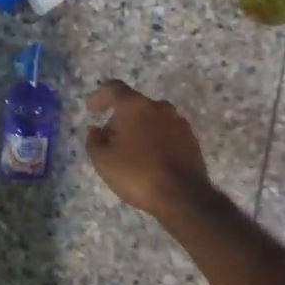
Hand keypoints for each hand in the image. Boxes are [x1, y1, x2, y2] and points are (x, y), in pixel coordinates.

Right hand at [85, 79, 213, 221]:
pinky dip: (156, 139)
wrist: (182, 195)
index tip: (92, 110)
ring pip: (152, 118)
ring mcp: (179, 121)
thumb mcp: (103, 160)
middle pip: (134, 105)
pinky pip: (167, 132)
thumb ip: (94, 140)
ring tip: (132, 152)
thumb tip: (96, 129)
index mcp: (135, 105)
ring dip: (140, 129)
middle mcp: (159, 106)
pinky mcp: (191, 139)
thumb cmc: (137, 173)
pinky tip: (152, 159)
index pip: (114, 88)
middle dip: (120, 118)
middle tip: (110, 140)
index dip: (100, 96)